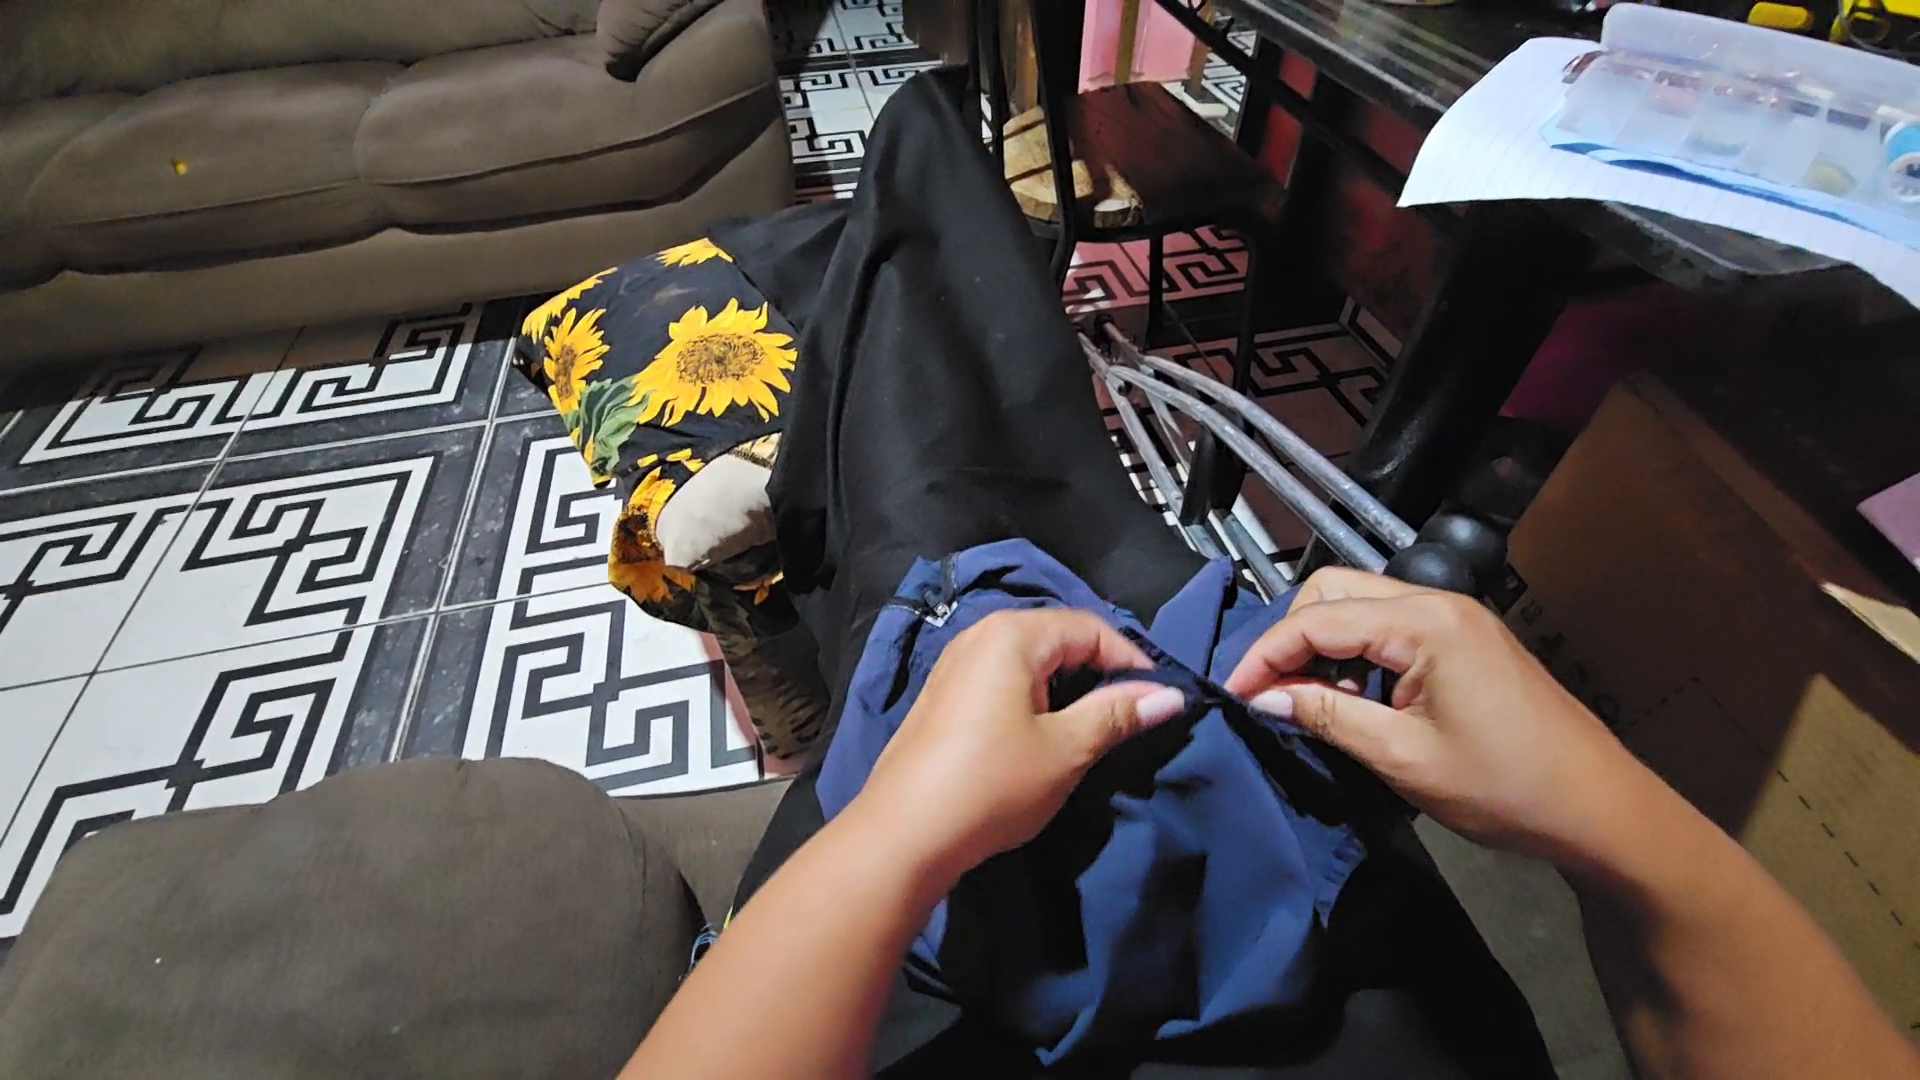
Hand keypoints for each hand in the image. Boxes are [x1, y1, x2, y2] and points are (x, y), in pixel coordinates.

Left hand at [851, 608, 1186, 884]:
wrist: (904, 832)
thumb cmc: (992, 783)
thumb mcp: (1065, 749)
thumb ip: (1116, 713)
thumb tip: (1170, 695)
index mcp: (1012, 635)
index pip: (1088, 627)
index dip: (1129, 659)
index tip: (1156, 699)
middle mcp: (980, 634)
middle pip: (1057, 635)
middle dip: (1097, 667)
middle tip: (1126, 711)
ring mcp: (956, 662)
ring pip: (1029, 656)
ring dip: (1066, 682)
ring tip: (1090, 723)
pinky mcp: (944, 691)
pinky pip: (1002, 674)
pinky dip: (1033, 692)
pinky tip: (1041, 728)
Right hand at [1224, 568, 1653, 865]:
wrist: (1610, 815)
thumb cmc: (1507, 787)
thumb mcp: (1403, 756)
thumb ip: (1325, 714)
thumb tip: (1261, 697)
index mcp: (1424, 622)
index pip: (1316, 619)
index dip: (1265, 654)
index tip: (1233, 692)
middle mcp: (1436, 602)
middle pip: (1332, 591)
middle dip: (1290, 635)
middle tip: (1272, 688)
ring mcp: (1453, 617)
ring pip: (1356, 604)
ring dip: (1320, 642)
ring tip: (1310, 695)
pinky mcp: (1462, 637)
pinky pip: (1385, 624)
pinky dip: (1353, 650)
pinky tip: (1354, 692)